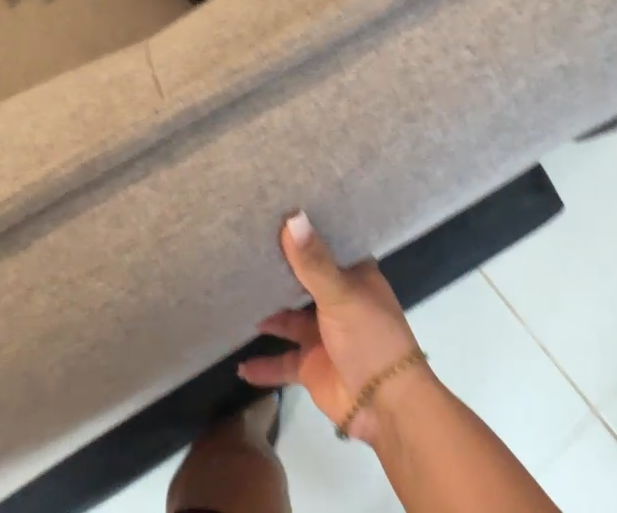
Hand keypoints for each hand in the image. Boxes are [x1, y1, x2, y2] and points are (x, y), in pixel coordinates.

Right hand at [238, 212, 431, 443]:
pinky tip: (239, 365)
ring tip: (232, 299)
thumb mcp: (341, 295)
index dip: (307, 232)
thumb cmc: (370, 338)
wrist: (384, 405)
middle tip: (242, 249)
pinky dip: (262, 364)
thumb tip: (292, 217)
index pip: (329, 246)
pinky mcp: (311, 366)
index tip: (276, 212)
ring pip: (289, 320)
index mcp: (355, 277)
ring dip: (267, 315)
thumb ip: (313, 262)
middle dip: (279, 271)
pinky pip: (280, 361)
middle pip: (304, 281)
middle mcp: (339, 301)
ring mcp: (324, 335)